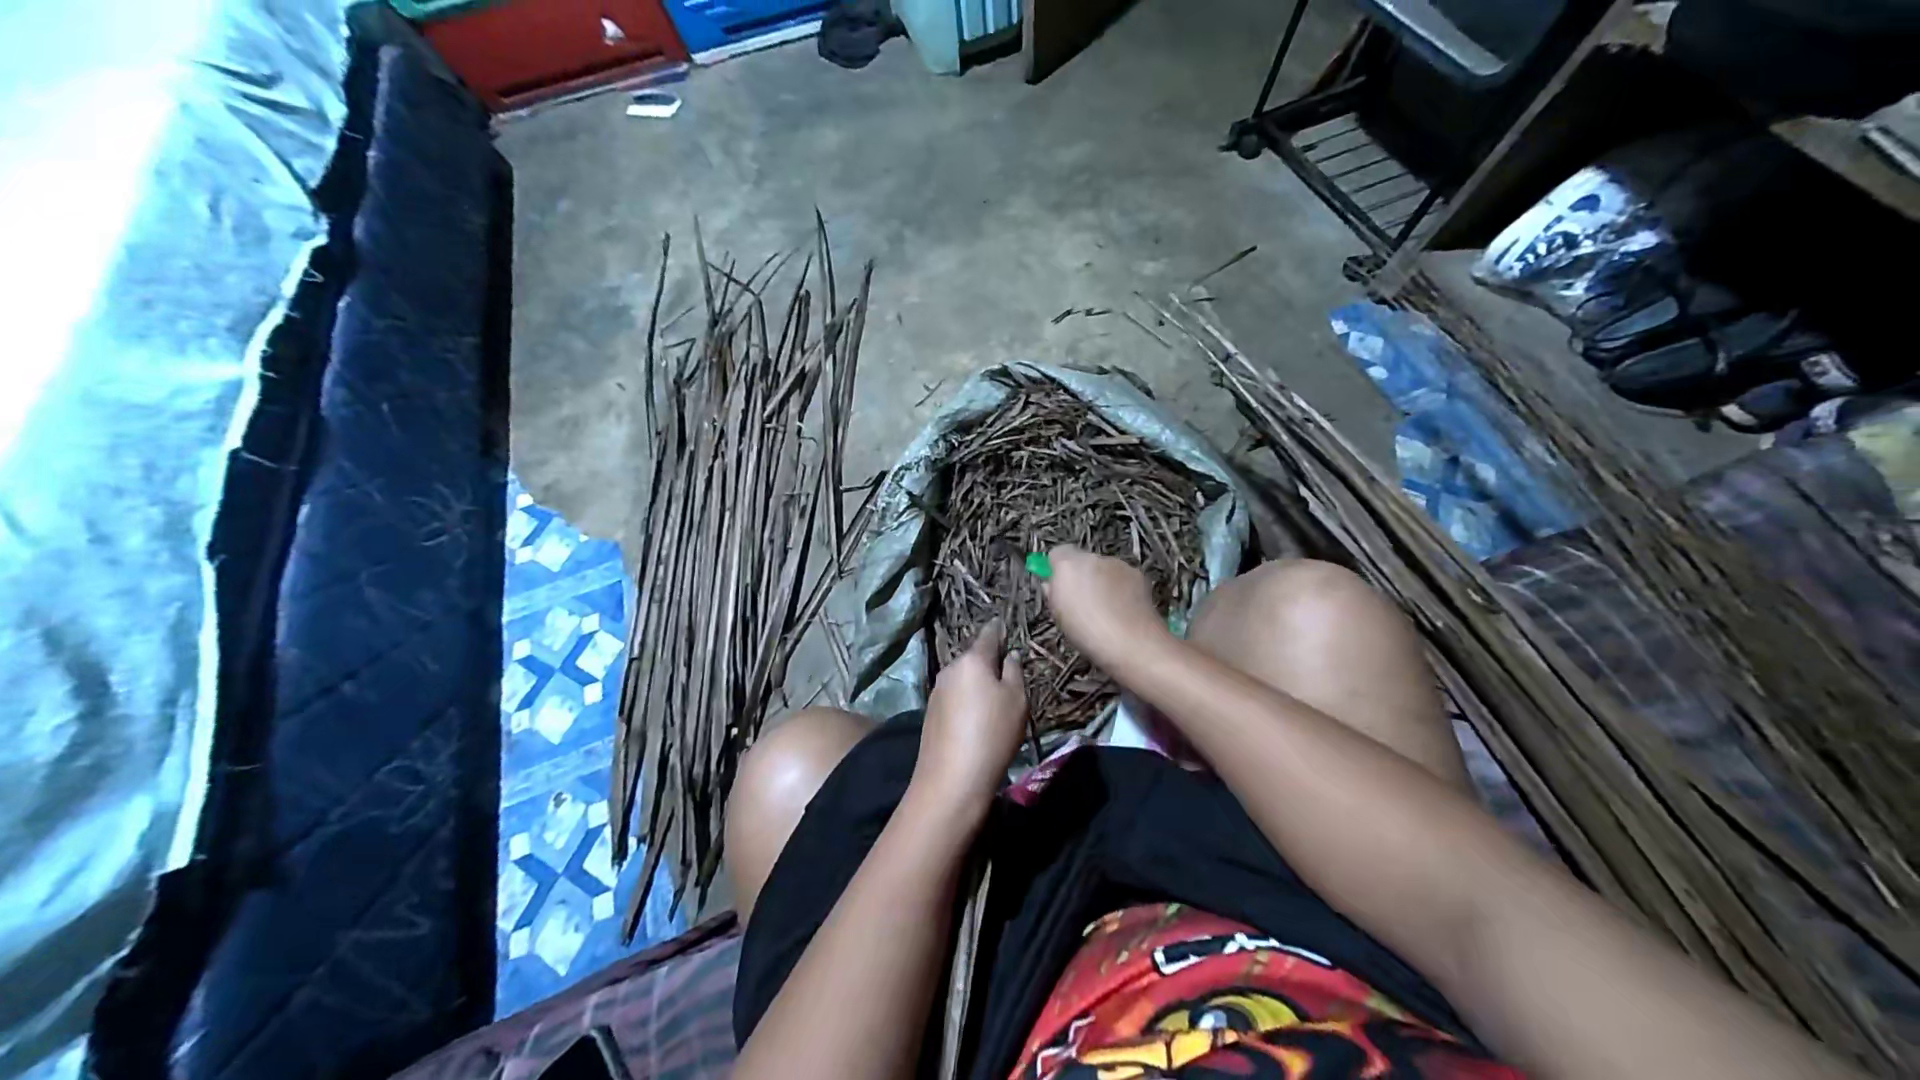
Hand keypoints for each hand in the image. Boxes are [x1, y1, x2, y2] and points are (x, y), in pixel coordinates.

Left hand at [912, 619, 1026, 815]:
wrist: (952, 779)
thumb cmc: (992, 734)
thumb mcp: (1016, 700)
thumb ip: (1014, 672)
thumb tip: (1009, 655)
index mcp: (972, 660)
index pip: (989, 634)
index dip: (1000, 630)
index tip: (1006, 627)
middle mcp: (950, 668)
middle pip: (974, 658)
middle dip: (989, 662)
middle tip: (1008, 674)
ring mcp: (937, 691)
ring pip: (963, 679)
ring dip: (977, 684)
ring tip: (995, 701)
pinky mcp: (931, 713)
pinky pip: (955, 697)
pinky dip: (967, 701)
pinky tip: (977, 719)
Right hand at [1041, 545, 1170, 667]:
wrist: (1132, 641)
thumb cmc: (1086, 632)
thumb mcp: (1058, 616)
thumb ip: (1053, 593)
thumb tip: (1052, 583)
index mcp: (1067, 565)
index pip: (1057, 552)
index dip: (1056, 568)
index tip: (1059, 588)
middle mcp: (1093, 558)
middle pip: (1082, 560)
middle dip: (1081, 575)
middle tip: (1082, 602)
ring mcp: (1118, 564)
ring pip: (1104, 568)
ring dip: (1102, 581)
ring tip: (1106, 609)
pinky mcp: (1138, 574)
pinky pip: (1122, 577)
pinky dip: (1120, 588)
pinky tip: (1123, 609)